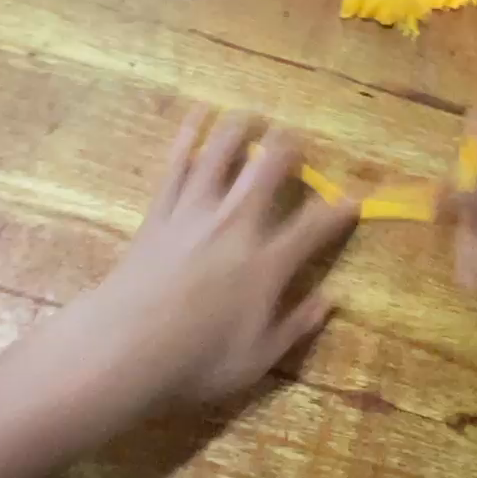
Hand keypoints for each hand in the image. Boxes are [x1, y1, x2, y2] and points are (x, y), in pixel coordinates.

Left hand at [89, 109, 357, 404]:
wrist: (122, 349)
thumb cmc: (194, 362)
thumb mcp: (257, 359)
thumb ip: (296, 326)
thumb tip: (330, 300)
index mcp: (266, 264)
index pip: (314, 227)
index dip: (339, 211)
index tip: (354, 200)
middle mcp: (236, 226)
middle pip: (270, 170)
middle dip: (290, 149)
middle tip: (298, 143)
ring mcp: (195, 213)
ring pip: (223, 154)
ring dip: (243, 129)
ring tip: (254, 117)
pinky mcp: (161, 211)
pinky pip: (178, 163)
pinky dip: (190, 135)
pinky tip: (200, 115)